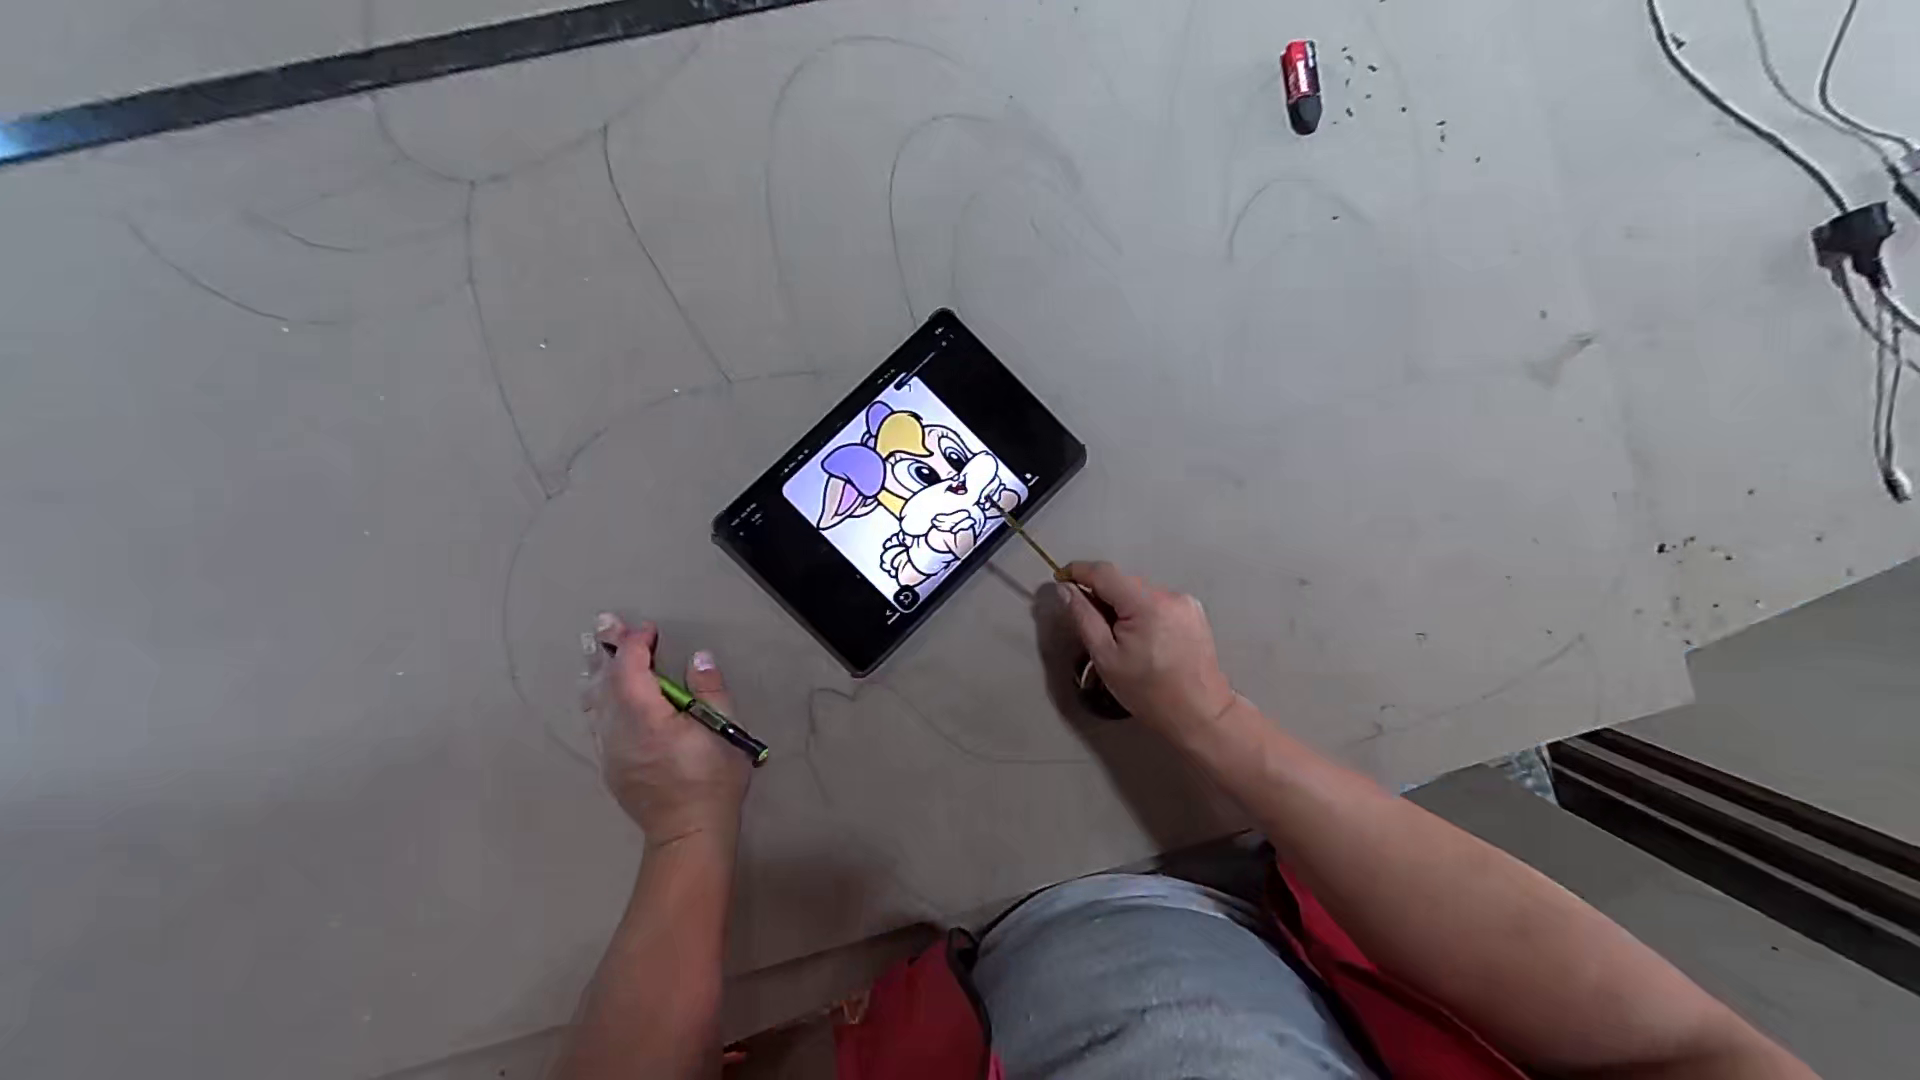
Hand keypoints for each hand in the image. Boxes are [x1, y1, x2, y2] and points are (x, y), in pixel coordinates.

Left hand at [583, 615, 750, 847]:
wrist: (688, 831)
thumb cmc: (713, 779)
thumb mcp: (725, 730)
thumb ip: (711, 690)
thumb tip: (699, 657)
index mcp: (647, 720)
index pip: (631, 670)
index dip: (636, 645)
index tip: (649, 630)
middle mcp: (619, 731)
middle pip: (605, 682)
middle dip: (606, 649)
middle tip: (603, 621)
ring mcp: (610, 750)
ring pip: (594, 703)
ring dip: (596, 672)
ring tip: (593, 649)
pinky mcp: (610, 764)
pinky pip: (597, 721)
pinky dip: (598, 697)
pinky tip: (599, 691)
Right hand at [1057, 561, 1236, 743]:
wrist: (1200, 714)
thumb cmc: (1150, 693)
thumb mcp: (1105, 657)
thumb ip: (1083, 617)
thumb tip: (1066, 590)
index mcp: (1147, 605)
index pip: (1104, 572)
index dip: (1078, 571)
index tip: (1061, 578)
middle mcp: (1170, 595)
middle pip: (1123, 581)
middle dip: (1102, 595)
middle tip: (1091, 624)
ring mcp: (1185, 602)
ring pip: (1139, 592)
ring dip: (1122, 605)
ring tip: (1120, 638)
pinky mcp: (1193, 611)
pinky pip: (1156, 601)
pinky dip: (1141, 611)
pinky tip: (1142, 638)